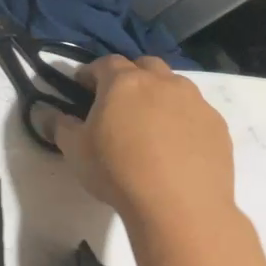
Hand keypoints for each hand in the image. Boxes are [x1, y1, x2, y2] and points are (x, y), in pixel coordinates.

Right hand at [40, 55, 235, 226]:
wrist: (179, 203)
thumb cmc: (116, 170)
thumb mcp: (74, 150)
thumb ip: (60, 126)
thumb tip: (48, 113)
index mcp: (125, 84)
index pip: (105, 63)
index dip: (90, 72)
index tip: (80, 87)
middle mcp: (164, 83)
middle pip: (145, 65)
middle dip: (128, 75)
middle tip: (114, 101)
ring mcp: (196, 102)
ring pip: (174, 86)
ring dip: (156, 95)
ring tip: (145, 123)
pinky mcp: (217, 124)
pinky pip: (193, 110)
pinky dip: (178, 117)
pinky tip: (170, 144)